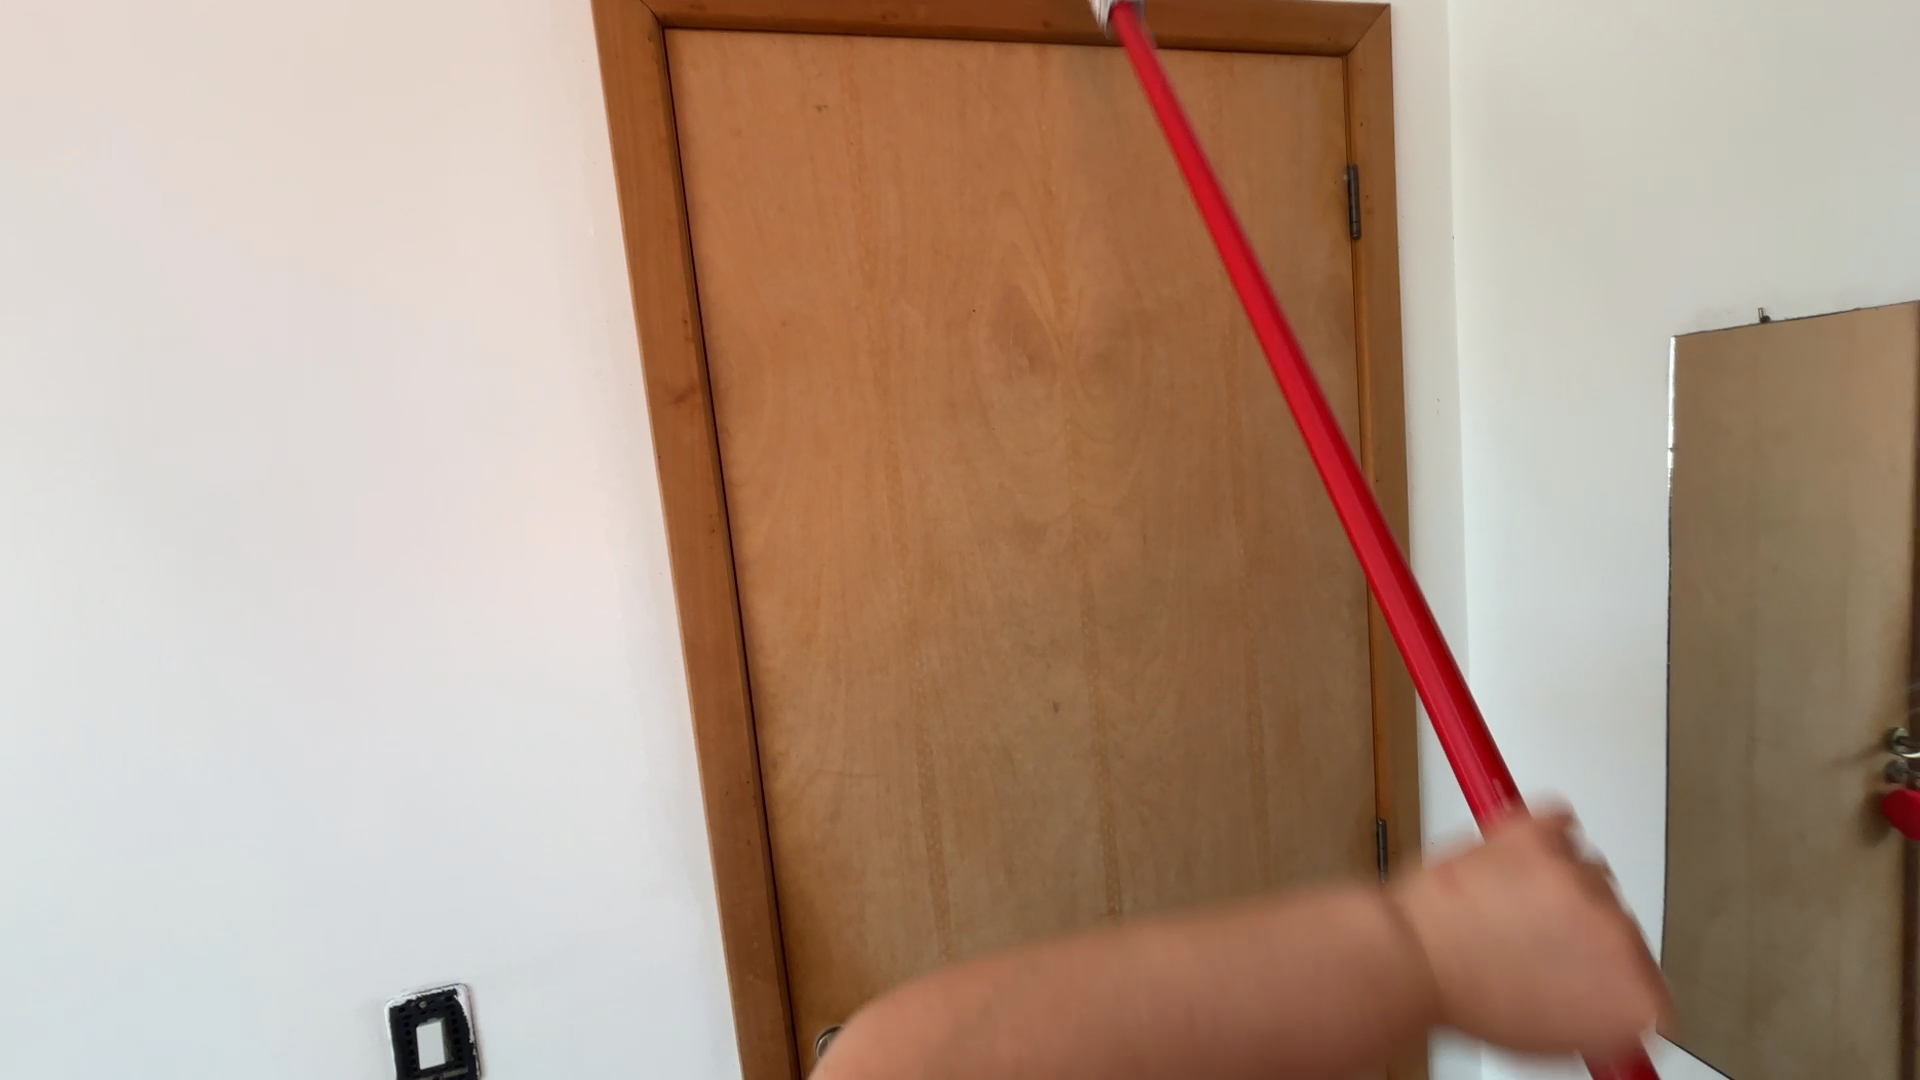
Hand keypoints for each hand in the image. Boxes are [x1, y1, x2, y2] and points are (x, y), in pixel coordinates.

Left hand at [1391, 807, 1669, 1058]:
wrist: (1414, 956)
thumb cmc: (1469, 995)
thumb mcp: (1557, 1035)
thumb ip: (1600, 1011)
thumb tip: (1604, 992)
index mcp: (1635, 997)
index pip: (1644, 974)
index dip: (1603, 966)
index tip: (1578, 960)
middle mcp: (1618, 935)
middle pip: (1614, 913)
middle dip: (1575, 918)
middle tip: (1528, 924)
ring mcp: (1575, 882)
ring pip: (1586, 866)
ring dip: (1556, 874)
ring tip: (1508, 890)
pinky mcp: (1534, 840)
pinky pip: (1556, 818)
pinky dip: (1545, 825)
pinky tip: (1529, 837)